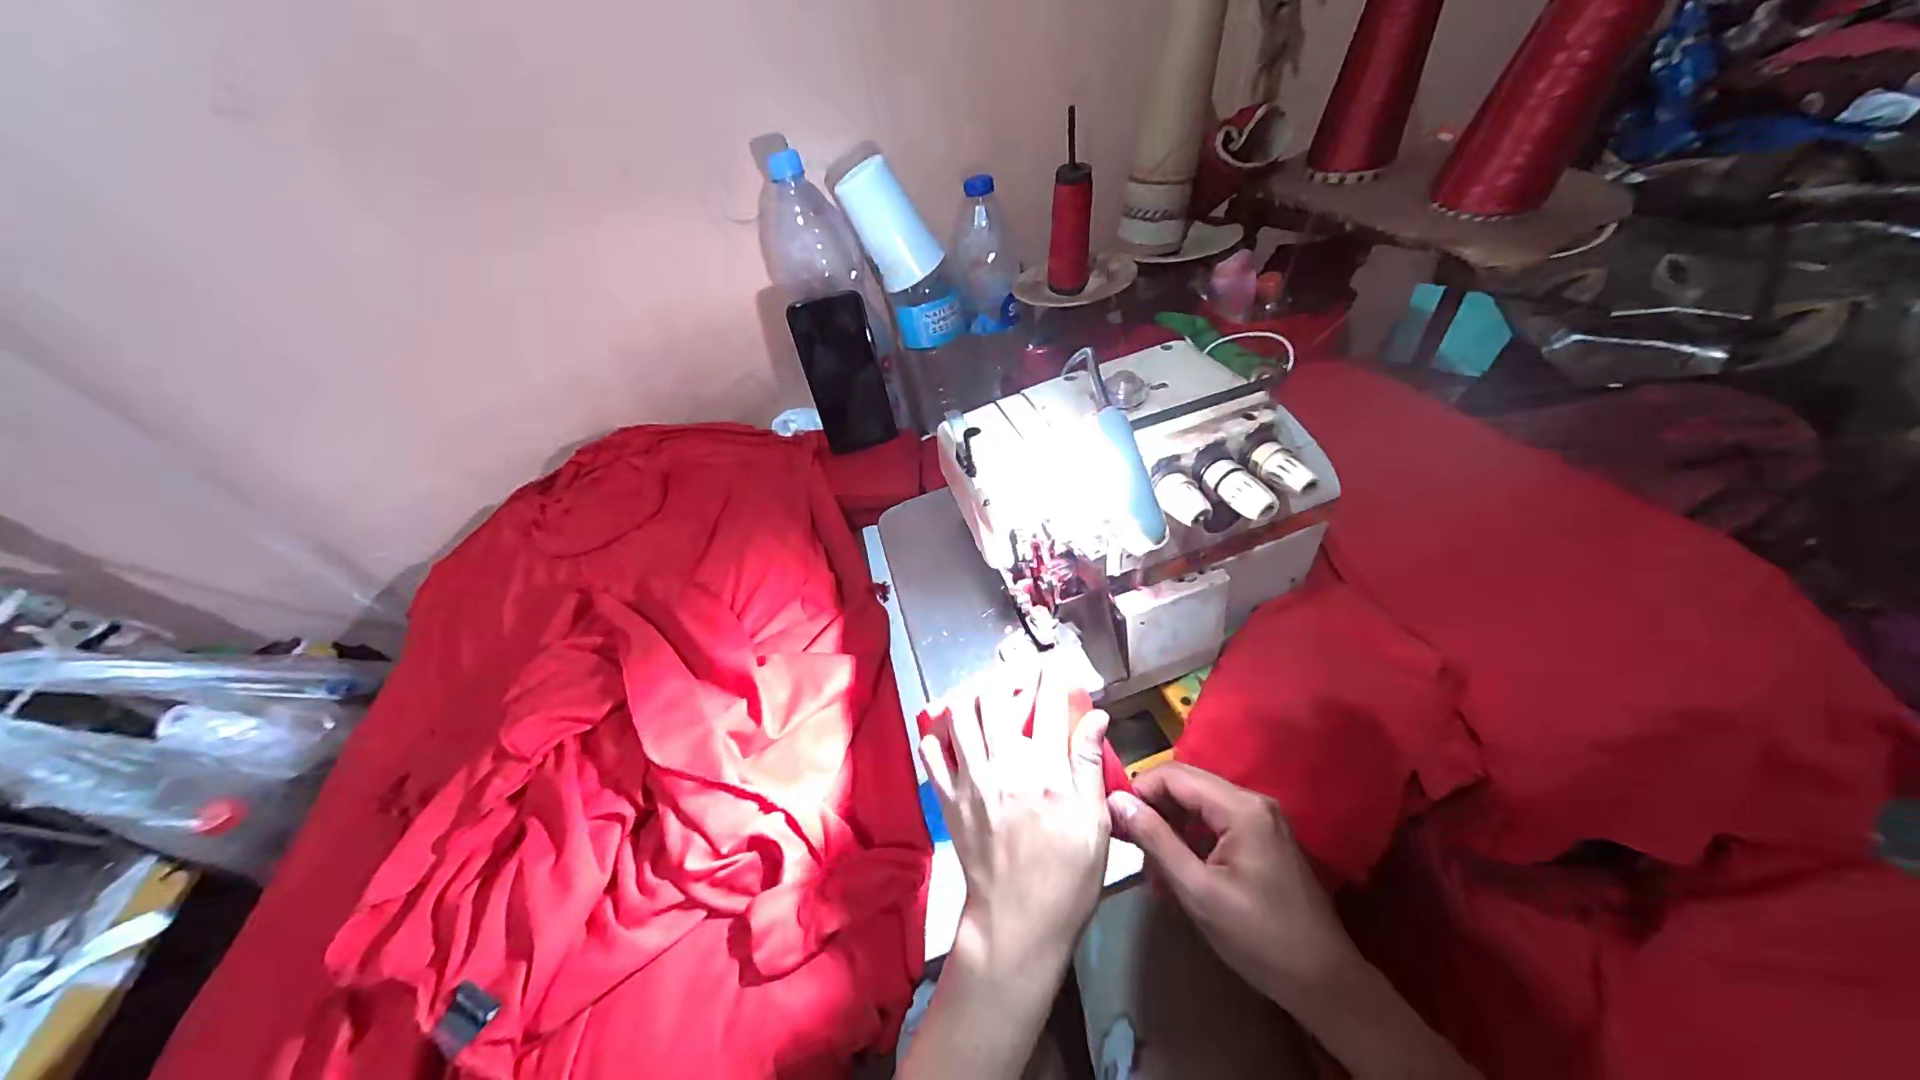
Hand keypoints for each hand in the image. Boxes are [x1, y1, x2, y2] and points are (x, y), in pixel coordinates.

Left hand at [920, 666, 1112, 974]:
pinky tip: (951, 733)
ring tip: (985, 697)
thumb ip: (1089, 763)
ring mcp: (971, 781)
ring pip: (959, 716)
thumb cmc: (1066, 876)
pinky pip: (931, 752)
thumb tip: (1096, 717)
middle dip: (1006, 677)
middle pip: (994, 698)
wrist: (1017, 922)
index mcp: (1046, 773)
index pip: (1049, 706)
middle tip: (1016, 679)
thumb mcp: (1095, 822)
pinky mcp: (948, 799)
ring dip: (972, 697)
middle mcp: (1005, 767)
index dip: (1053, 678)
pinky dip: (938, 734)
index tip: (1055, 669)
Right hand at [1107, 762, 1361, 1005]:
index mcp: (1241, 808)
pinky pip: (1215, 821)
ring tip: (1148, 862)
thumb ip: (1156, 840)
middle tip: (1126, 841)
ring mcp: (1262, 818)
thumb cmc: (1259, 939)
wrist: (1325, 982)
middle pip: (1187, 785)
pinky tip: (1176, 867)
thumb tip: (1116, 800)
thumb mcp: (1198, 891)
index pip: (1174, 775)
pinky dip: (1190, 837)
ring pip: (1198, 803)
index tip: (1114, 819)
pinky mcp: (1263, 836)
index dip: (1138, 790)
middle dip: (1152, 808)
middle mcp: (1253, 801)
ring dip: (1169, 825)